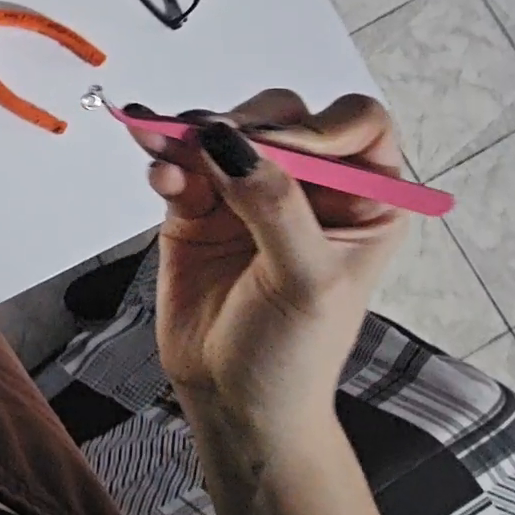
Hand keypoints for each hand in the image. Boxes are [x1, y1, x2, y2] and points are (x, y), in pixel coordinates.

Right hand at [124, 91, 407, 446]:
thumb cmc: (293, 351)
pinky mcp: (193, 210)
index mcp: (362, 202)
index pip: (352, 127)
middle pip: (275, 120)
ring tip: (152, 135)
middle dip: (237, 125)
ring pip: (216, 137)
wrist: (230, 394)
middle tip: (205, 142)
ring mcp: (242, 197)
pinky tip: (158, 174)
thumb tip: (226, 140)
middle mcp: (305, 190)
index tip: (271, 153)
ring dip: (183, 133)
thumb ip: (273, 205)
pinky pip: (177, 167)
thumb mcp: (306, 280)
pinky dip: (161, 161)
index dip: (314, 129)